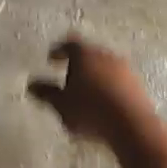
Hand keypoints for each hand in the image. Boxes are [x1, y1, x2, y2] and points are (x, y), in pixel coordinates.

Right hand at [27, 35, 156, 143]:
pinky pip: (118, 79)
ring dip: (96, 76)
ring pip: (104, 66)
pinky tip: (106, 103)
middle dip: (78, 65)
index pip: (68, 43)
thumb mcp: (62, 105)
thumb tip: (30, 84)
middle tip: (69, 79)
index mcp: (83, 53)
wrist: (131, 123)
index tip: (52, 58)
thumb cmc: (90, 111)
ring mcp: (123, 66)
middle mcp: (104, 53)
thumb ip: (46, 93)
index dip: (59, 50)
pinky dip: (109, 86)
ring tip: (88, 94)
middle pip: (88, 52)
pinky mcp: (136, 82)